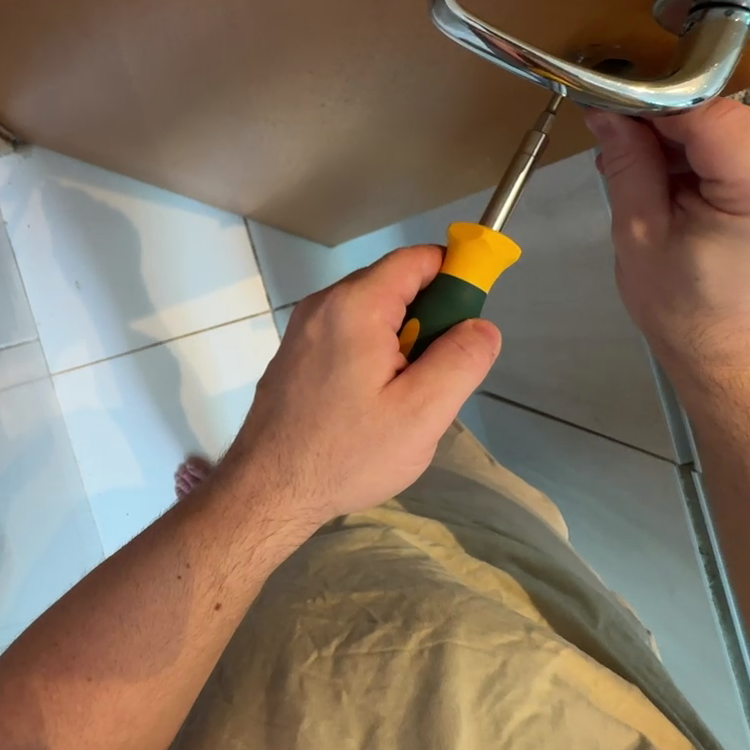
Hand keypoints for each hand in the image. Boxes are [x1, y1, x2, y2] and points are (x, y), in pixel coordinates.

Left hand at [213, 247, 501, 524]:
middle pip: (393, 286)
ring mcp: (302, 330)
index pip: (416, 259)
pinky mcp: (293, 356)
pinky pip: (345, 337)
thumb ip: (462, 359)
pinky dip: (369, 358)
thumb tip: (481, 325)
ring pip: (371, 316)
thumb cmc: (346, 454)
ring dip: (399, 346)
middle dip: (427, 322)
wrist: (268, 490)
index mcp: (354, 305)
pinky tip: (367, 407)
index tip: (468, 325)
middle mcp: (321, 305)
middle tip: (431, 379)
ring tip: (398, 400)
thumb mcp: (422, 412)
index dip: (455, 278)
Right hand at [586, 99, 749, 382]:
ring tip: (658, 179)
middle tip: (626, 152)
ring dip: (696, 144)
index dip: (660, 110)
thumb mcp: (639, 235)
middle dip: (675, 129)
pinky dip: (721, 157)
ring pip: (748, 129)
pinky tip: (692, 186)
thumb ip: (629, 164)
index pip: (714, 116)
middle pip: (734, 119)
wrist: (736, 350)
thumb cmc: (682, 307)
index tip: (617, 114)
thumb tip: (607, 111)